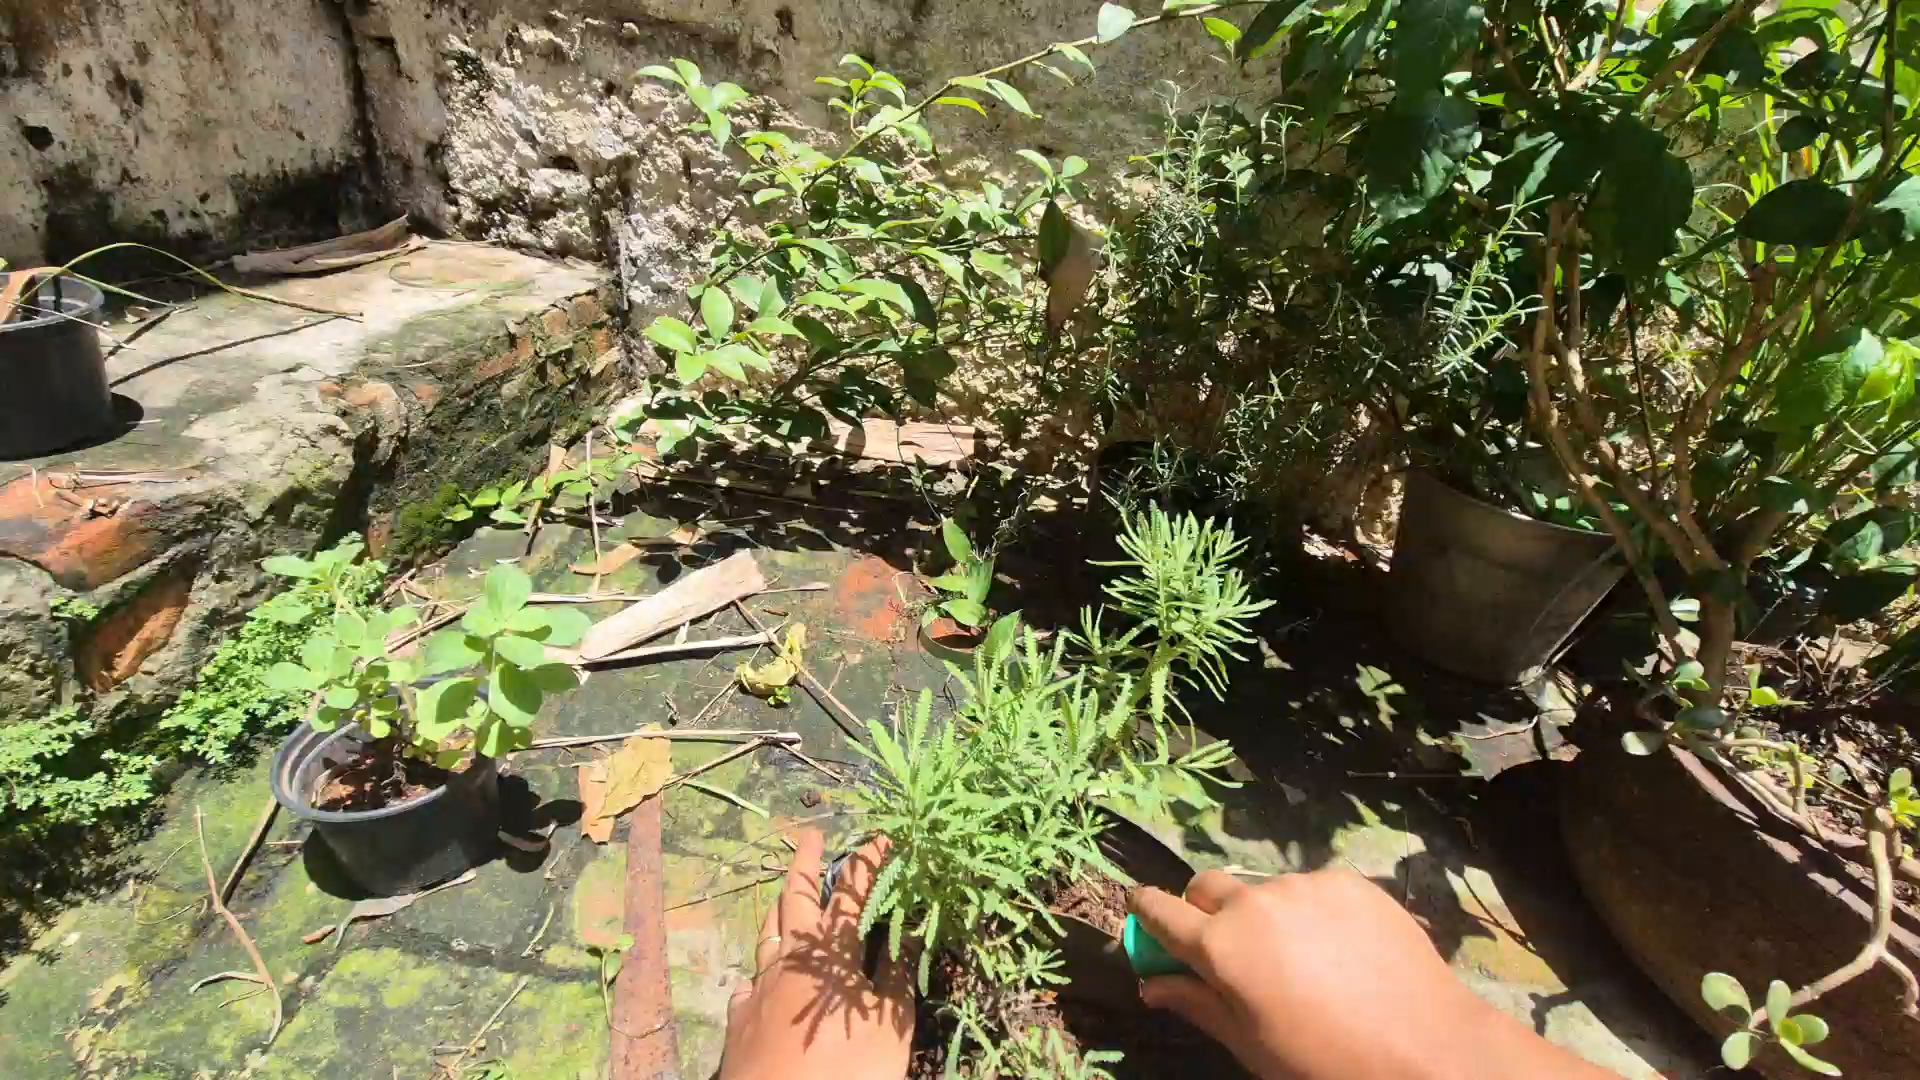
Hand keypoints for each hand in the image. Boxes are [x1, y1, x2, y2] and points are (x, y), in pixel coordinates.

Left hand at [718, 830, 913, 1079]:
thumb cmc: (847, 1072)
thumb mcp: (890, 1026)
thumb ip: (896, 976)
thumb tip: (905, 935)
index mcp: (829, 952)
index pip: (851, 892)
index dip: (867, 862)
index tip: (881, 837)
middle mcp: (790, 958)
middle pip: (795, 897)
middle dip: (804, 862)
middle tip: (809, 835)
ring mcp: (760, 988)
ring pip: (767, 933)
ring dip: (779, 909)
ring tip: (784, 896)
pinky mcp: (740, 1021)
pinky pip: (748, 983)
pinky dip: (759, 971)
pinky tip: (759, 978)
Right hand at [1131, 867, 1617, 1079]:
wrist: (1436, 1054)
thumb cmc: (1329, 1066)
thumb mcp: (1253, 1047)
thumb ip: (1196, 1005)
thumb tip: (1149, 985)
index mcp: (1221, 946)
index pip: (1161, 910)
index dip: (1145, 906)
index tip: (1138, 903)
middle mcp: (1250, 902)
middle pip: (1206, 887)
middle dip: (1204, 909)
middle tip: (1231, 948)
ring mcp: (1299, 884)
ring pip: (1262, 890)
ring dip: (1265, 915)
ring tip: (1306, 959)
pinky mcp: (1343, 879)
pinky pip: (1311, 889)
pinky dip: (1313, 912)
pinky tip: (1344, 949)